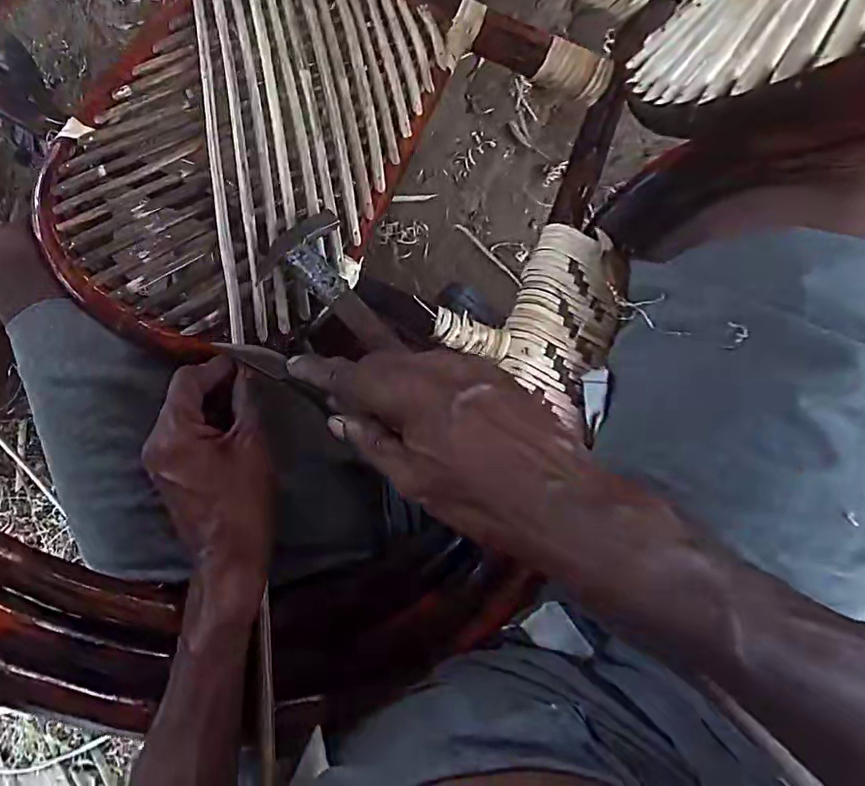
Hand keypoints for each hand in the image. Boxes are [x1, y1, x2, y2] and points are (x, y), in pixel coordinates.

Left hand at [142, 357, 273, 585]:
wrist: (229, 560)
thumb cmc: (243, 506)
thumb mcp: (251, 445)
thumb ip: (244, 402)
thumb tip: (243, 374)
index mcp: (172, 433)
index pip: (186, 380)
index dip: (214, 367)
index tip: (238, 364)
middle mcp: (154, 441)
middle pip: (179, 395)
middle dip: (211, 385)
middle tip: (242, 382)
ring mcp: (154, 456)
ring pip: (179, 413)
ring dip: (206, 404)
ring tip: (238, 403)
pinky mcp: (161, 468)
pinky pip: (178, 432)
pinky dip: (199, 423)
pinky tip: (225, 425)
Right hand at [287, 349, 597, 564]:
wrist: (569, 504)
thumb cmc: (482, 501)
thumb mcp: (415, 482)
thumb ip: (372, 443)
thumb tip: (340, 419)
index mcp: (412, 395)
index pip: (351, 375)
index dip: (319, 371)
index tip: (295, 365)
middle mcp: (438, 369)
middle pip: (379, 361)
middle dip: (357, 376)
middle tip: (344, 401)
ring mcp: (470, 367)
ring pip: (411, 360)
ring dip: (391, 378)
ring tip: (388, 407)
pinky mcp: (495, 373)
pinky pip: (443, 366)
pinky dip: (423, 379)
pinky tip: (429, 406)